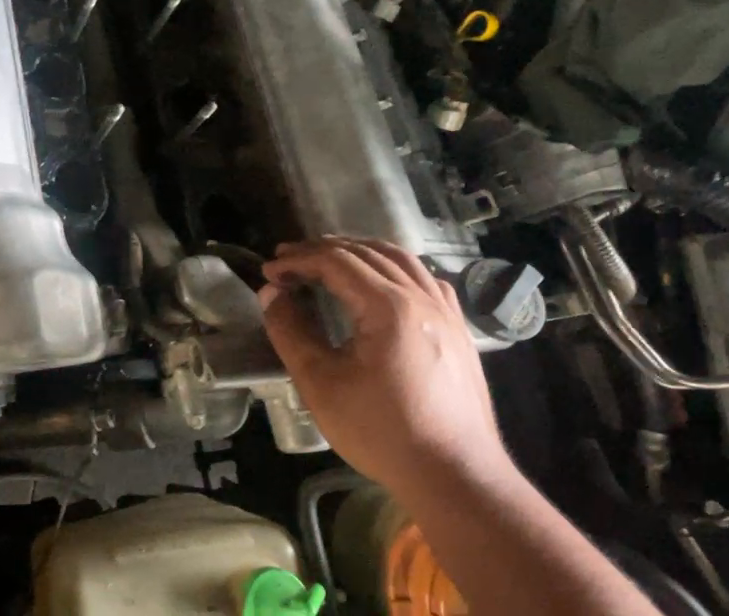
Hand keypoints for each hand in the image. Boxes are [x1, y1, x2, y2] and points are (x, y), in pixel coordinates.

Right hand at [259, 238, 509, 498]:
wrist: (457, 478)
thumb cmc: (382, 432)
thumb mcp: (320, 384)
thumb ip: (290, 331)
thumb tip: (271, 293)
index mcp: (389, 307)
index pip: (336, 262)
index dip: (297, 260)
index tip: (269, 272)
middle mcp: (423, 299)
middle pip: (367, 253)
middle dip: (322, 250)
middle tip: (288, 259)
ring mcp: (448, 315)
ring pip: (401, 260)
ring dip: (359, 252)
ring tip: (327, 261)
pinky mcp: (460, 333)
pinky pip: (426, 280)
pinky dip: (394, 268)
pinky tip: (381, 283)